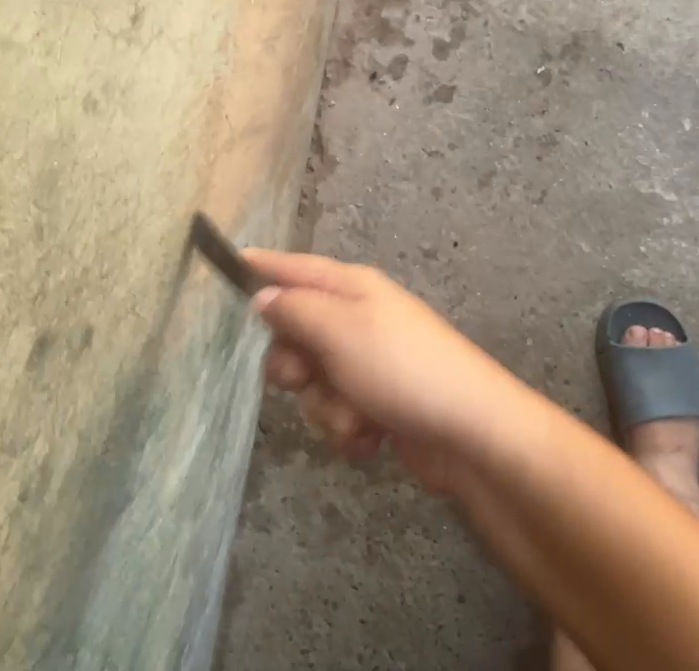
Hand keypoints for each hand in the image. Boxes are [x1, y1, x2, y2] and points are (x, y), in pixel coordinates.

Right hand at [244, 249, 523, 490]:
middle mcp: (358, 320)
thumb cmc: (402, 369)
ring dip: (326, 408)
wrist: (468, 434)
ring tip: (357, 417)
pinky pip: (337, 413)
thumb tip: (263, 296)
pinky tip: (371, 437)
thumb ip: (294, 310)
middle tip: (305, 377)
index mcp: (352, 289)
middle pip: (294, 333)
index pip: (295, 268)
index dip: (263, 267)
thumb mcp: (340, 329)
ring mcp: (369, 364)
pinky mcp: (377, 404)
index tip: (229, 262)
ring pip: (312, 383)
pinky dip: (348, 429)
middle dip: (293, 365)